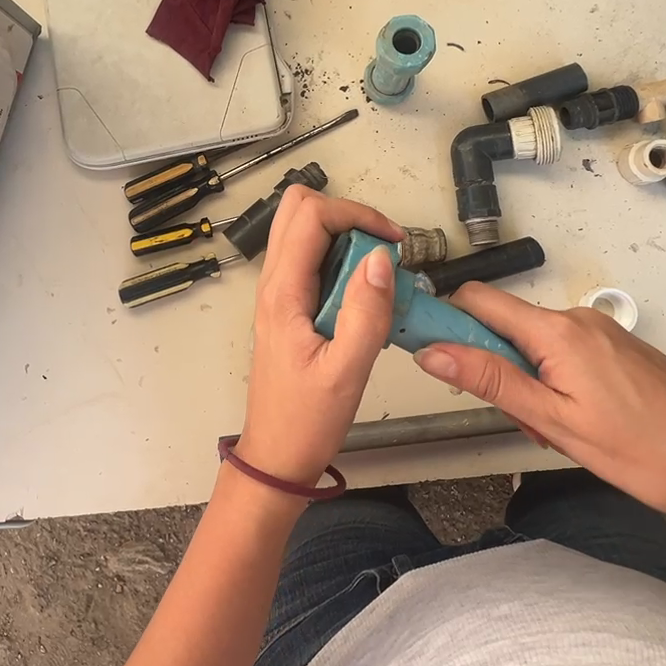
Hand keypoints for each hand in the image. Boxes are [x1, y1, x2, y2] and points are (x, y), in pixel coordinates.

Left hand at [233, 187, 402, 486]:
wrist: (277, 455)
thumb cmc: (306, 420)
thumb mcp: (347, 371)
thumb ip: (366, 313)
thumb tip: (380, 258)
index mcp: (282, 292)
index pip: (311, 216)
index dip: (356, 214)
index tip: (392, 242)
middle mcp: (273, 283)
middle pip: (297, 209)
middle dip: (345, 215)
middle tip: (381, 250)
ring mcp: (277, 292)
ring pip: (301, 231)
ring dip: (342, 235)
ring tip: (376, 272)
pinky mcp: (287, 305)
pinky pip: (309, 260)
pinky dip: (338, 259)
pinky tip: (362, 294)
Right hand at [411, 283, 665, 524]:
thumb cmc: (645, 452)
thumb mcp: (555, 422)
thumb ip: (491, 381)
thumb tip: (431, 351)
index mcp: (556, 331)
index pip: (476, 299)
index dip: (444, 318)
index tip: (427, 349)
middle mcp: (576, 318)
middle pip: (504, 324)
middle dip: (494, 366)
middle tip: (520, 418)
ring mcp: (600, 330)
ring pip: (534, 343)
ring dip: (526, 379)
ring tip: (557, 428)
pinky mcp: (617, 346)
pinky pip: (564, 351)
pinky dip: (554, 378)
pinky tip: (579, 419)